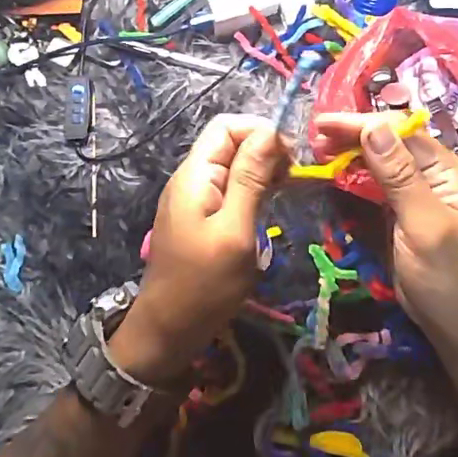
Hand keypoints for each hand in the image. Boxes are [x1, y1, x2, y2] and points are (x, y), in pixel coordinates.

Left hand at [112, 115, 286, 382]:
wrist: (168, 330)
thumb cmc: (204, 284)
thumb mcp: (235, 231)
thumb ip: (250, 179)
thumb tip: (271, 131)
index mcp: (195, 174)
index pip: (227, 126)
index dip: (261, 132)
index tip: (290, 160)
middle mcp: (191, 178)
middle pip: (230, 142)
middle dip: (264, 150)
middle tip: (289, 179)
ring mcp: (194, 197)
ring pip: (231, 164)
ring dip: (260, 170)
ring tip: (282, 193)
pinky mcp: (200, 216)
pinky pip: (227, 186)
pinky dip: (250, 189)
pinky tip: (265, 207)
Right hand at [311, 113, 457, 348]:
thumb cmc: (448, 279)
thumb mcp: (424, 226)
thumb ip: (400, 176)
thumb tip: (374, 126)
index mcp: (449, 171)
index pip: (401, 132)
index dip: (361, 124)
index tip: (323, 125)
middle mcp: (437, 174)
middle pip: (391, 141)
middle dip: (354, 134)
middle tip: (315, 137)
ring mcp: (422, 192)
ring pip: (383, 159)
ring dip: (353, 151)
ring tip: (320, 149)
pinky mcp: (407, 211)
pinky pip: (380, 182)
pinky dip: (357, 173)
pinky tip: (338, 171)